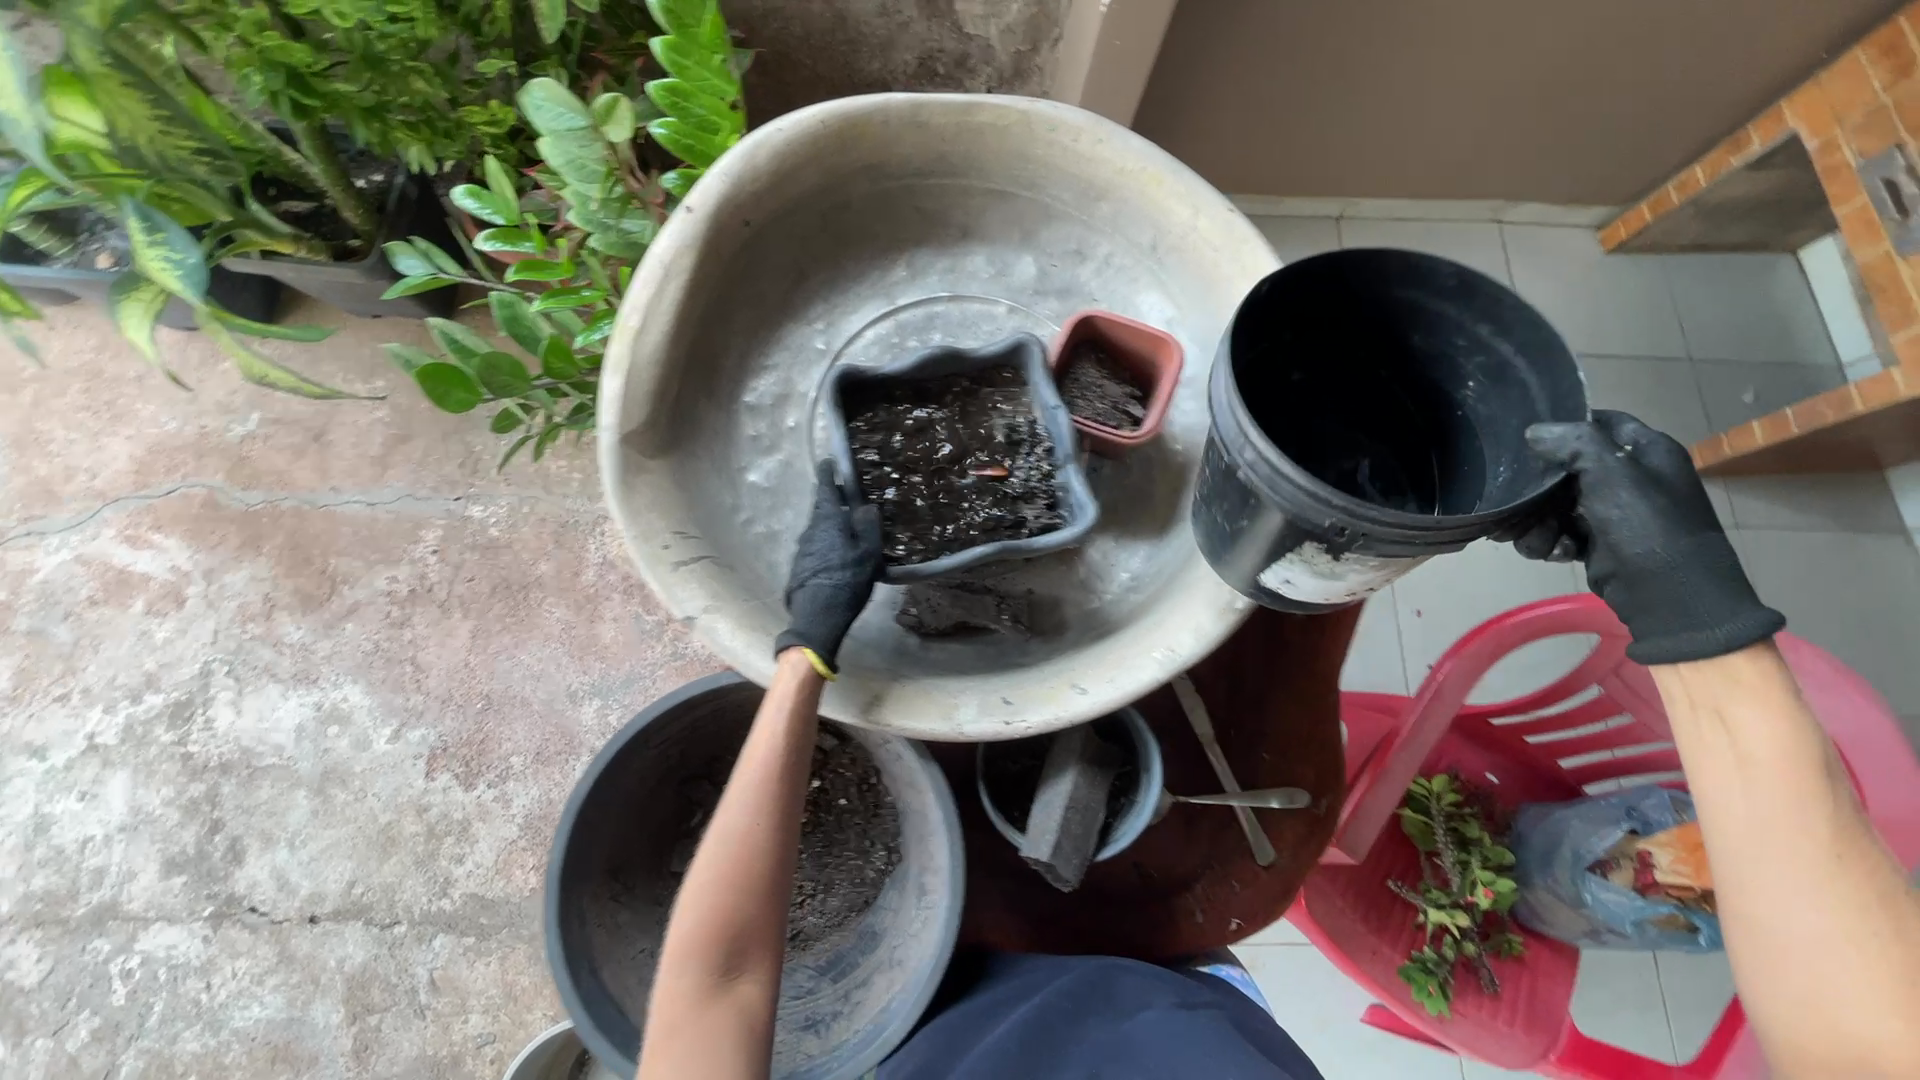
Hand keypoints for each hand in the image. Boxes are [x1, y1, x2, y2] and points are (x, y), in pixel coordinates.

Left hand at [772, 461, 883, 672]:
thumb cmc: (847, 580)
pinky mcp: (801, 564)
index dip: (828, 472)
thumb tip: (866, 506)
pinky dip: (828, 541)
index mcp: (828, 520)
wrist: (817, 615)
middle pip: (822, 508)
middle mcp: (811, 529)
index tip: (830, 461)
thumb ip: (869, 526)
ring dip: (832, 524)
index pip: (826, 487)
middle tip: (849, 498)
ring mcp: (803, 547)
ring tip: (849, 529)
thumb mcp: (868, 553)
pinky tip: (839, 554)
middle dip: (834, 500)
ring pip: (819, 527)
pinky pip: (817, 544)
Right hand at [1512, 410, 1783, 664]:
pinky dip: (1549, 542)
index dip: (1564, 427)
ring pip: (1554, 503)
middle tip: (1516, 497)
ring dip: (1537, 520)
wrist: (1669, 597)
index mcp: (1646, 452)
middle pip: (1566, 467)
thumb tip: (1536, 430)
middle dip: (1538, 486)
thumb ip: (1576, 443)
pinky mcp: (1597, 542)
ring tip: (1538, 538)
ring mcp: (1612, 512)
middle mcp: (1629, 478)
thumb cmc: (1647, 528)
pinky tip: (1553, 553)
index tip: (1527, 439)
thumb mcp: (1614, 475)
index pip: (1599, 423)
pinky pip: (1558, 532)